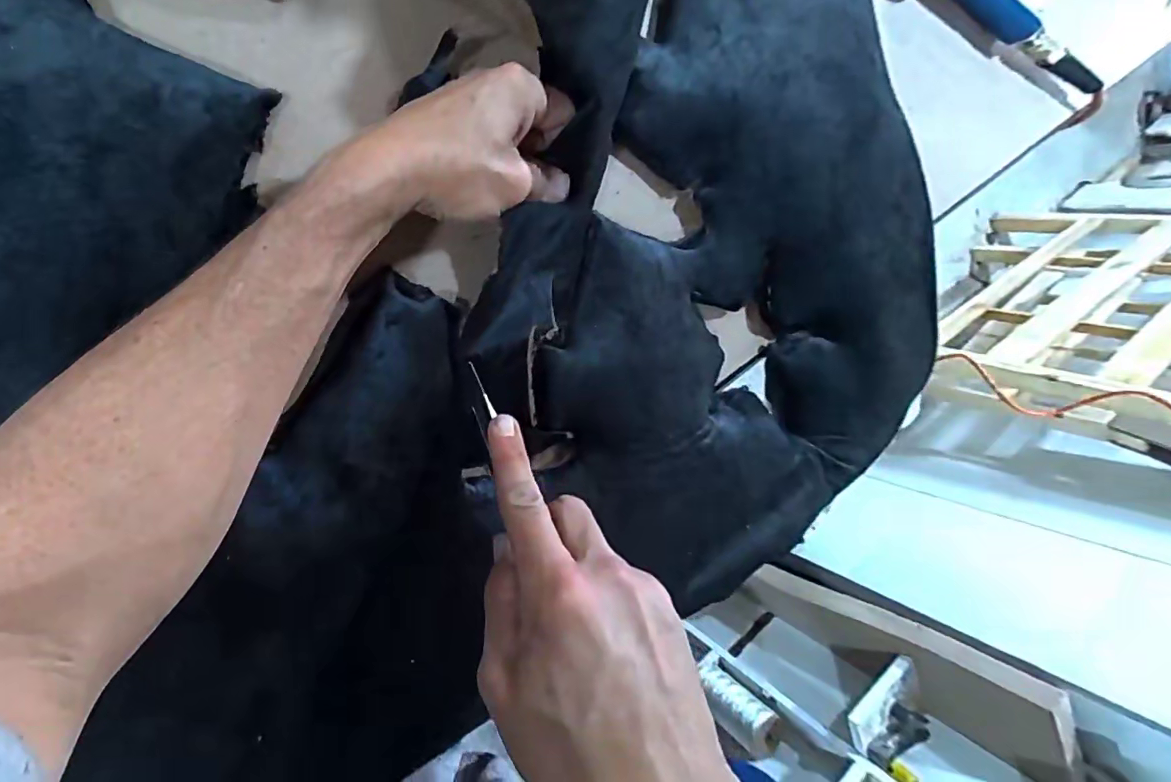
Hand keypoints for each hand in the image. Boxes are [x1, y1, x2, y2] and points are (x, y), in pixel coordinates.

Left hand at [326, 62, 573, 222]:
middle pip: (532, 117)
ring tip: (490, 181)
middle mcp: (492, 75)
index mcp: (520, 83)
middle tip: (522, 183)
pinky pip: (476, 127)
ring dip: (504, 152)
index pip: (564, 113)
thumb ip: (546, 183)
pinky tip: (464, 172)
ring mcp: (461, 89)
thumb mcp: (514, 185)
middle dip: (532, 149)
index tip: (545, 175)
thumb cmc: (459, 170)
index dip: (560, 148)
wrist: (383, 170)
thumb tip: (560, 184)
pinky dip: (478, 148)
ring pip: (502, 124)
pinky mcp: (437, 107)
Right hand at [479, 415, 733, 781]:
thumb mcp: (506, 689)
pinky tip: (609, 655)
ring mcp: (645, 587)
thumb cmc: (571, 754)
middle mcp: (608, 575)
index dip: (510, 462)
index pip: (526, 509)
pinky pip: (624, 579)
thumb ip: (501, 606)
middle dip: (547, 527)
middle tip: (536, 578)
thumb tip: (507, 552)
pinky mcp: (669, 606)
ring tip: (576, 643)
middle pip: (570, 512)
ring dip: (576, 572)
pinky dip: (605, 596)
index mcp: (559, 595)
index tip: (502, 422)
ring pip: (597, 549)